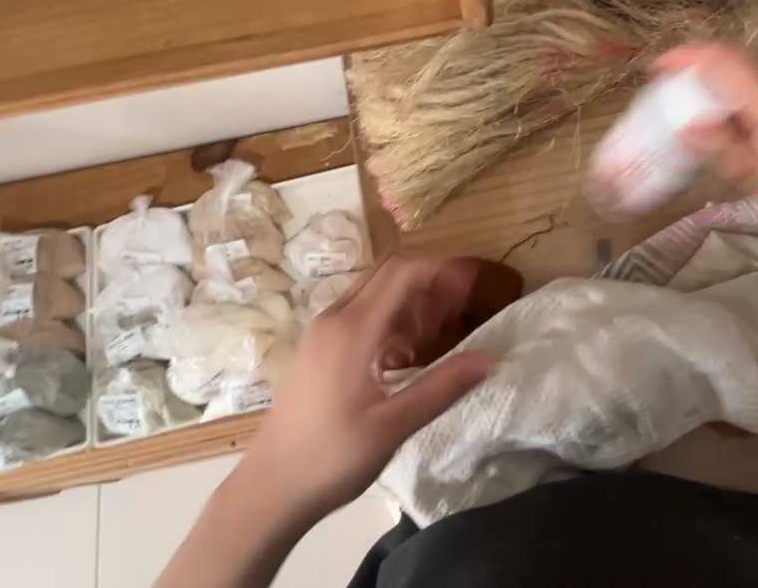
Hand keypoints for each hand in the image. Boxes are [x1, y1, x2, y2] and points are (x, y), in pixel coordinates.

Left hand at [236, 256, 492, 521]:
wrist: (269, 488)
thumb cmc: (331, 458)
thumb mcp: (392, 427)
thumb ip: (441, 388)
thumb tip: (488, 358)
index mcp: (353, 329)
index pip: (403, 273)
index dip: (441, 270)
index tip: (472, 283)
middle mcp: (334, 319)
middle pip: (388, 275)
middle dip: (428, 282)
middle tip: (460, 306)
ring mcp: (322, 332)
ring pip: (373, 294)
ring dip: (409, 302)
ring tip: (439, 331)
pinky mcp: (318, 348)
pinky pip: (359, 315)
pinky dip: (390, 320)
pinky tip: (405, 355)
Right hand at [655, 42, 757, 267]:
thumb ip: (727, 148)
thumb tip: (687, 126)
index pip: (725, 58)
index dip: (687, 56)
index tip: (656, 68)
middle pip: (739, 63)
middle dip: (700, 73)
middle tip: (671, 96)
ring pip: (757, 79)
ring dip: (724, 89)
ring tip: (699, 118)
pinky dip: (746, 102)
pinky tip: (739, 132)